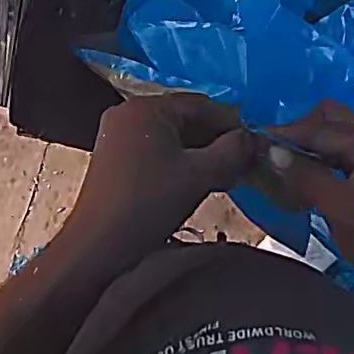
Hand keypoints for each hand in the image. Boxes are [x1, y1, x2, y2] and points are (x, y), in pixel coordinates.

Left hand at [58, 94, 255, 260]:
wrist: (97, 248)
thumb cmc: (148, 204)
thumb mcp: (199, 175)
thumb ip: (232, 151)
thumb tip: (252, 139)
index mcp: (146, 108)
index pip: (203, 106)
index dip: (234, 126)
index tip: (256, 147)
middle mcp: (130, 114)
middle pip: (188, 119)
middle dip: (218, 142)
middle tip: (245, 164)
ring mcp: (119, 136)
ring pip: (175, 138)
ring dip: (203, 155)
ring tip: (227, 176)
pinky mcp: (117, 159)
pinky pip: (159, 151)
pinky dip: (182, 163)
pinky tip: (201, 182)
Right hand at [264, 101, 353, 308]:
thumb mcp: (342, 209)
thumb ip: (307, 176)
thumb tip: (271, 150)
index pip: (322, 128)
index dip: (287, 133)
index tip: (253, 140)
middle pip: (333, 124)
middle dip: (301, 133)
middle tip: (272, 154)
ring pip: (338, 143)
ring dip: (312, 150)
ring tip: (283, 167)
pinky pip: (345, 162)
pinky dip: (324, 165)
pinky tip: (306, 182)